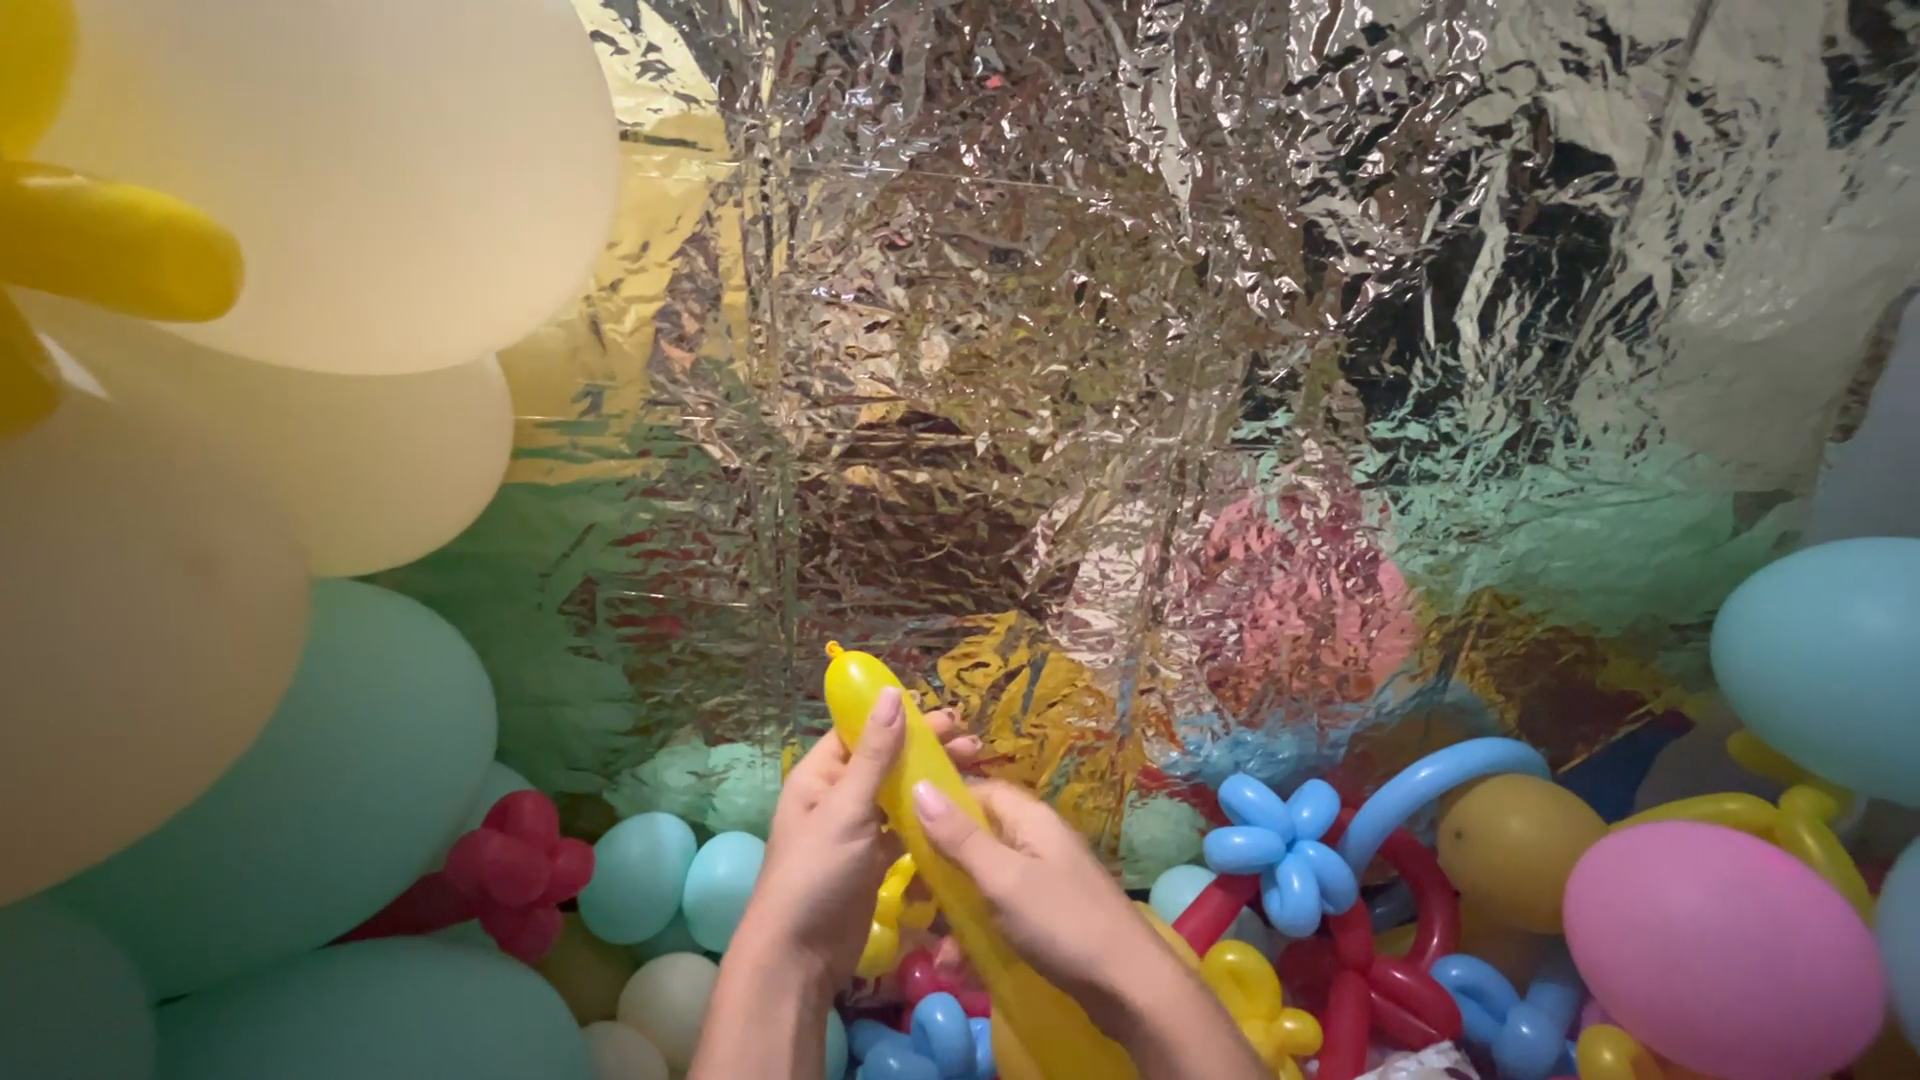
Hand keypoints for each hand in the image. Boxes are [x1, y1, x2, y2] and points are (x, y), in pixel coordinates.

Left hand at [730, 688, 980, 989]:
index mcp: (819, 775)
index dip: (898, 718)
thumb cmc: (816, 872)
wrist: (799, 956)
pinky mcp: (874, 860)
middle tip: (970, 739)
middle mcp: (837, 796)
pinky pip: (904, 827)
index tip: (943, 714)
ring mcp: (856, 829)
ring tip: (974, 765)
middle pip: (886, 760)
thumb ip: (875, 753)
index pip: (860, 731)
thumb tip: (891, 694)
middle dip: (925, 748)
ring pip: (899, 793)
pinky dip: (928, 816)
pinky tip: (959, 808)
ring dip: (931, 779)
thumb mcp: (847, 807)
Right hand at [909, 778, 1188, 1024]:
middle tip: (913, 895)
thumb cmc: (1062, 921)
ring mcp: (1043, 878)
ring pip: (985, 880)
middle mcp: (1036, 839)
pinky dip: (980, 932)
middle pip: (977, 837)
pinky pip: (1001, 911)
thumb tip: (920, 784)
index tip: (902, 828)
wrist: (1130, 986)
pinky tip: (961, 965)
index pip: (976, 791)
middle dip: (942, 867)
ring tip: (939, 949)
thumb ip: (960, 836)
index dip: (940, 804)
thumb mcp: (1003, 878)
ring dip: (957, 911)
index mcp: (1029, 818)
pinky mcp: (1047, 915)